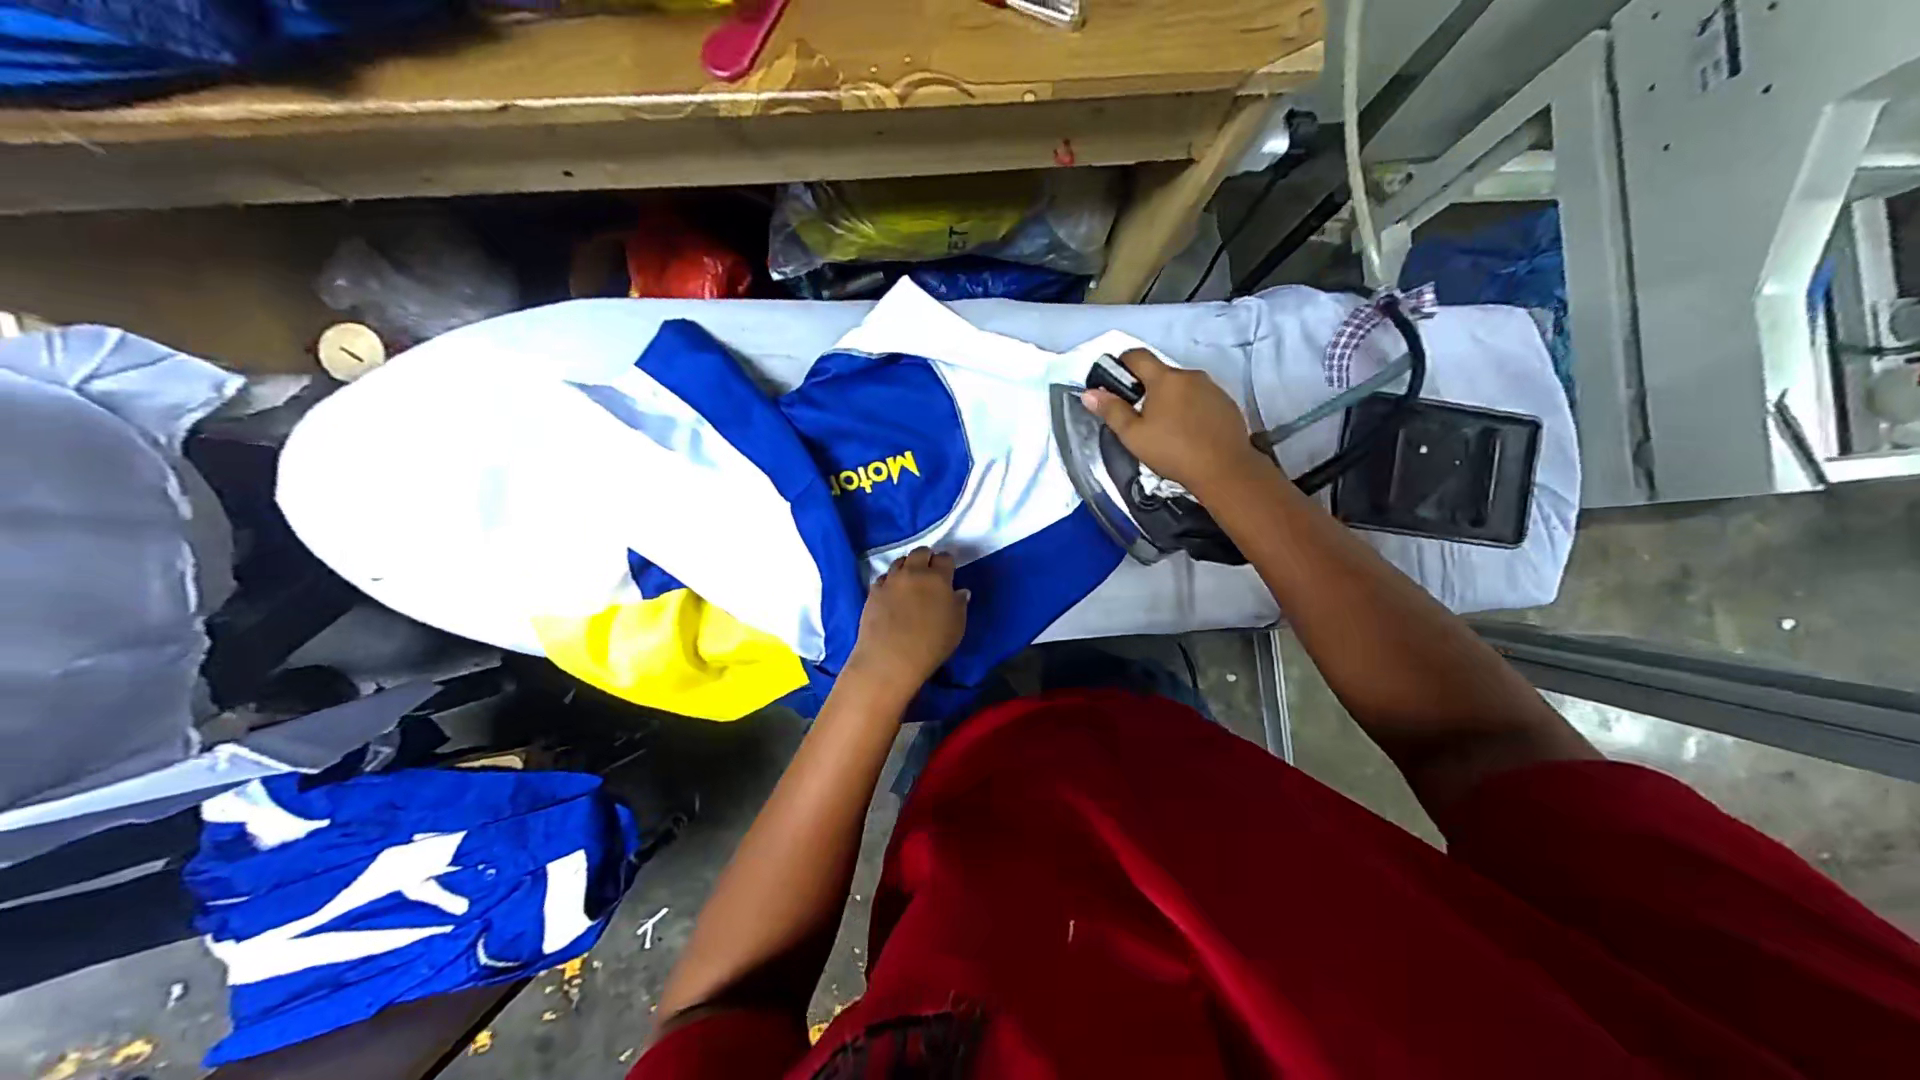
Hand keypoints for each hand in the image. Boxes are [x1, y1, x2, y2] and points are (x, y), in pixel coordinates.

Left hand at [843, 548, 969, 700]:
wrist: (891, 658)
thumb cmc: (931, 644)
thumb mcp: (956, 627)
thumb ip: (959, 605)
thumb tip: (960, 592)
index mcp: (937, 578)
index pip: (944, 558)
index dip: (947, 563)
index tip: (947, 572)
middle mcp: (913, 572)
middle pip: (920, 552)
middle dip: (926, 558)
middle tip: (929, 572)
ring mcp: (891, 580)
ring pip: (899, 561)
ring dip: (907, 566)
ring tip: (909, 580)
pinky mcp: (873, 591)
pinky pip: (883, 577)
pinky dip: (890, 581)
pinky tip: (892, 592)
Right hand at [1080, 349, 1273, 495]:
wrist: (1225, 469)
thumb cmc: (1173, 451)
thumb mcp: (1134, 435)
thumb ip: (1111, 411)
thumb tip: (1089, 393)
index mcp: (1164, 379)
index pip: (1137, 355)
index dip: (1121, 363)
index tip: (1115, 382)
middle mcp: (1190, 375)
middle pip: (1161, 373)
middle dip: (1147, 388)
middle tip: (1139, 417)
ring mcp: (1212, 388)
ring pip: (1182, 386)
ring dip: (1170, 399)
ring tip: (1166, 428)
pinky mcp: (1227, 403)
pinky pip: (1201, 398)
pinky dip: (1191, 409)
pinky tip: (1189, 432)